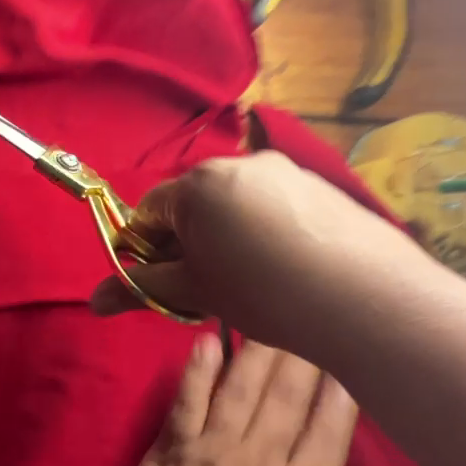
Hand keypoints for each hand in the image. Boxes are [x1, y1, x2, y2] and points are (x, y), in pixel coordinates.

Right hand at [91, 152, 444, 359]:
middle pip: (193, 205)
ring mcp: (288, 173)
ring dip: (227, 237)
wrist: (371, 300)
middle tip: (204, 287)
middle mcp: (241, 165)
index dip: (146, 250)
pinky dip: (266, 234)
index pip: (149, 212)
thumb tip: (93, 300)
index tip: (162, 282)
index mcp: (198, 184)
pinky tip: (286, 271)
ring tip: (251, 282)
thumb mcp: (192, 292)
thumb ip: (139, 288)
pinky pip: (274, 207)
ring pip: (235, 206)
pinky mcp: (325, 188)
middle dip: (188, 242)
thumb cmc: (263, 292)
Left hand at [109, 336, 383, 465]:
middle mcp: (261, 462)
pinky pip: (188, 399)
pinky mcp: (171, 445)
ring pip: (240, 391)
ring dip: (256, 353)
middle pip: (287, 401)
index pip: (329, 436)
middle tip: (312, 317)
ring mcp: (213, 448)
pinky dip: (198, 370)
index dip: (341, 398)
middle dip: (302, 358)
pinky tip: (206, 340)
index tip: (349, 362)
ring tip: (267, 314)